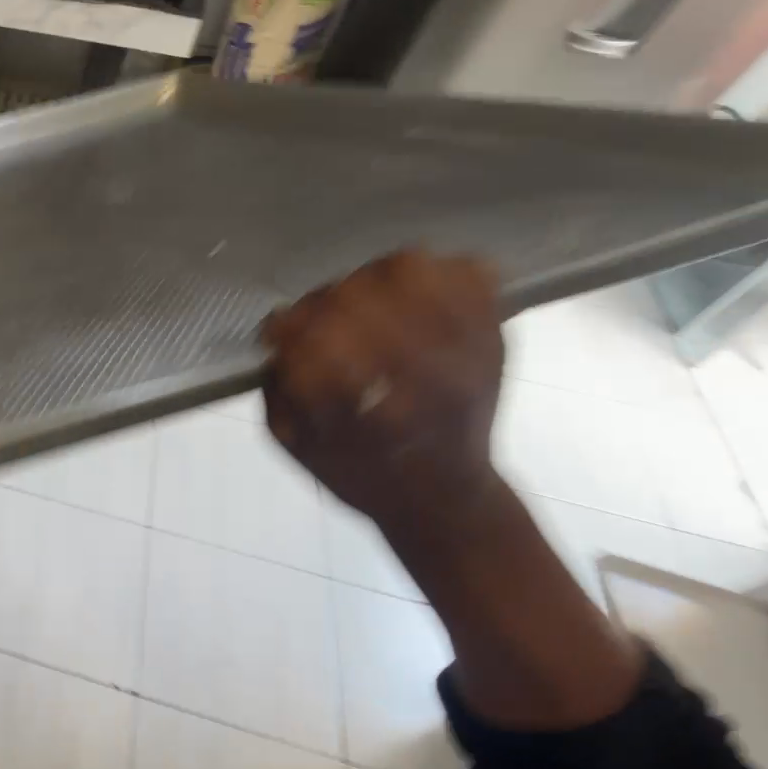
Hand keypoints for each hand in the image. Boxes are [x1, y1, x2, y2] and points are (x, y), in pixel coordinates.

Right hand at [261, 249, 505, 535]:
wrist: (445, 497)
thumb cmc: (359, 475)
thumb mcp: (296, 444)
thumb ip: (281, 386)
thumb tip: (282, 337)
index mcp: (369, 410)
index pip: (315, 337)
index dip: (286, 329)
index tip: (274, 336)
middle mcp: (425, 375)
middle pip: (356, 297)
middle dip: (322, 306)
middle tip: (315, 322)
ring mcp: (467, 350)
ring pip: (411, 271)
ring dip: (371, 281)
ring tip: (361, 301)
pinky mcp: (493, 336)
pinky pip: (469, 273)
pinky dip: (434, 273)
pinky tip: (410, 295)